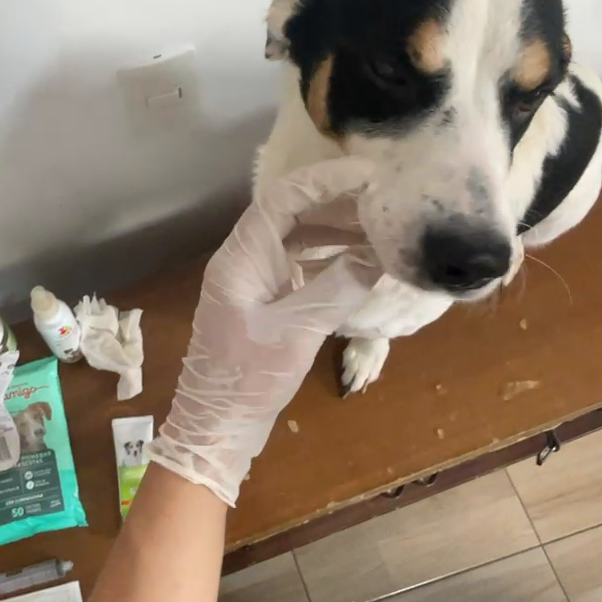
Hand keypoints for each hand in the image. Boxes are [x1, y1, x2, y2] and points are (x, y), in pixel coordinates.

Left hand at [147, 159, 379, 504]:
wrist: (216, 427)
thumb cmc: (248, 379)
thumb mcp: (298, 332)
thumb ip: (339, 287)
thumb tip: (379, 254)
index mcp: (241, 259)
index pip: (284, 198)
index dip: (328, 180)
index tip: (373, 174)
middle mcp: (243, 261)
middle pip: (291, 213)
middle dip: (338, 203)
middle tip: (386, 200)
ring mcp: (252, 281)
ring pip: (296, 238)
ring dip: (336, 230)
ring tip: (381, 227)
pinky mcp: (263, 302)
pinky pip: (298, 265)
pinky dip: (329, 259)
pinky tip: (360, 261)